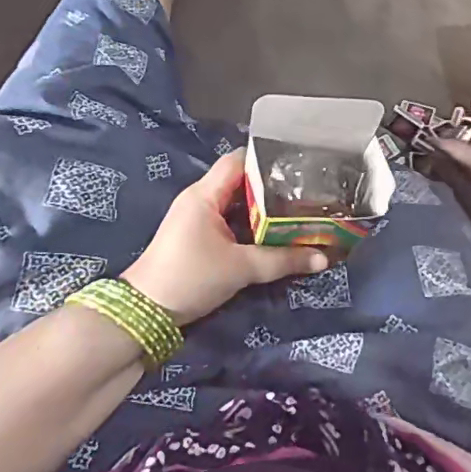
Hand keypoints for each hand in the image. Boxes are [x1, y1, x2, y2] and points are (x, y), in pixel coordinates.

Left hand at [122, 149, 328, 325]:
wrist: (147, 310)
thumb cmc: (191, 277)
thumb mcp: (241, 268)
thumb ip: (283, 260)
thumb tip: (323, 258)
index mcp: (204, 195)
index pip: (238, 161)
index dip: (267, 161)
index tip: (298, 169)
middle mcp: (199, 200)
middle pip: (240, 183)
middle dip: (271, 190)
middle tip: (306, 195)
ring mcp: (196, 220)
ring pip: (235, 206)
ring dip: (262, 211)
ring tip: (297, 214)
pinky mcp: (196, 239)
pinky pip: (228, 223)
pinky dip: (249, 227)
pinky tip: (273, 235)